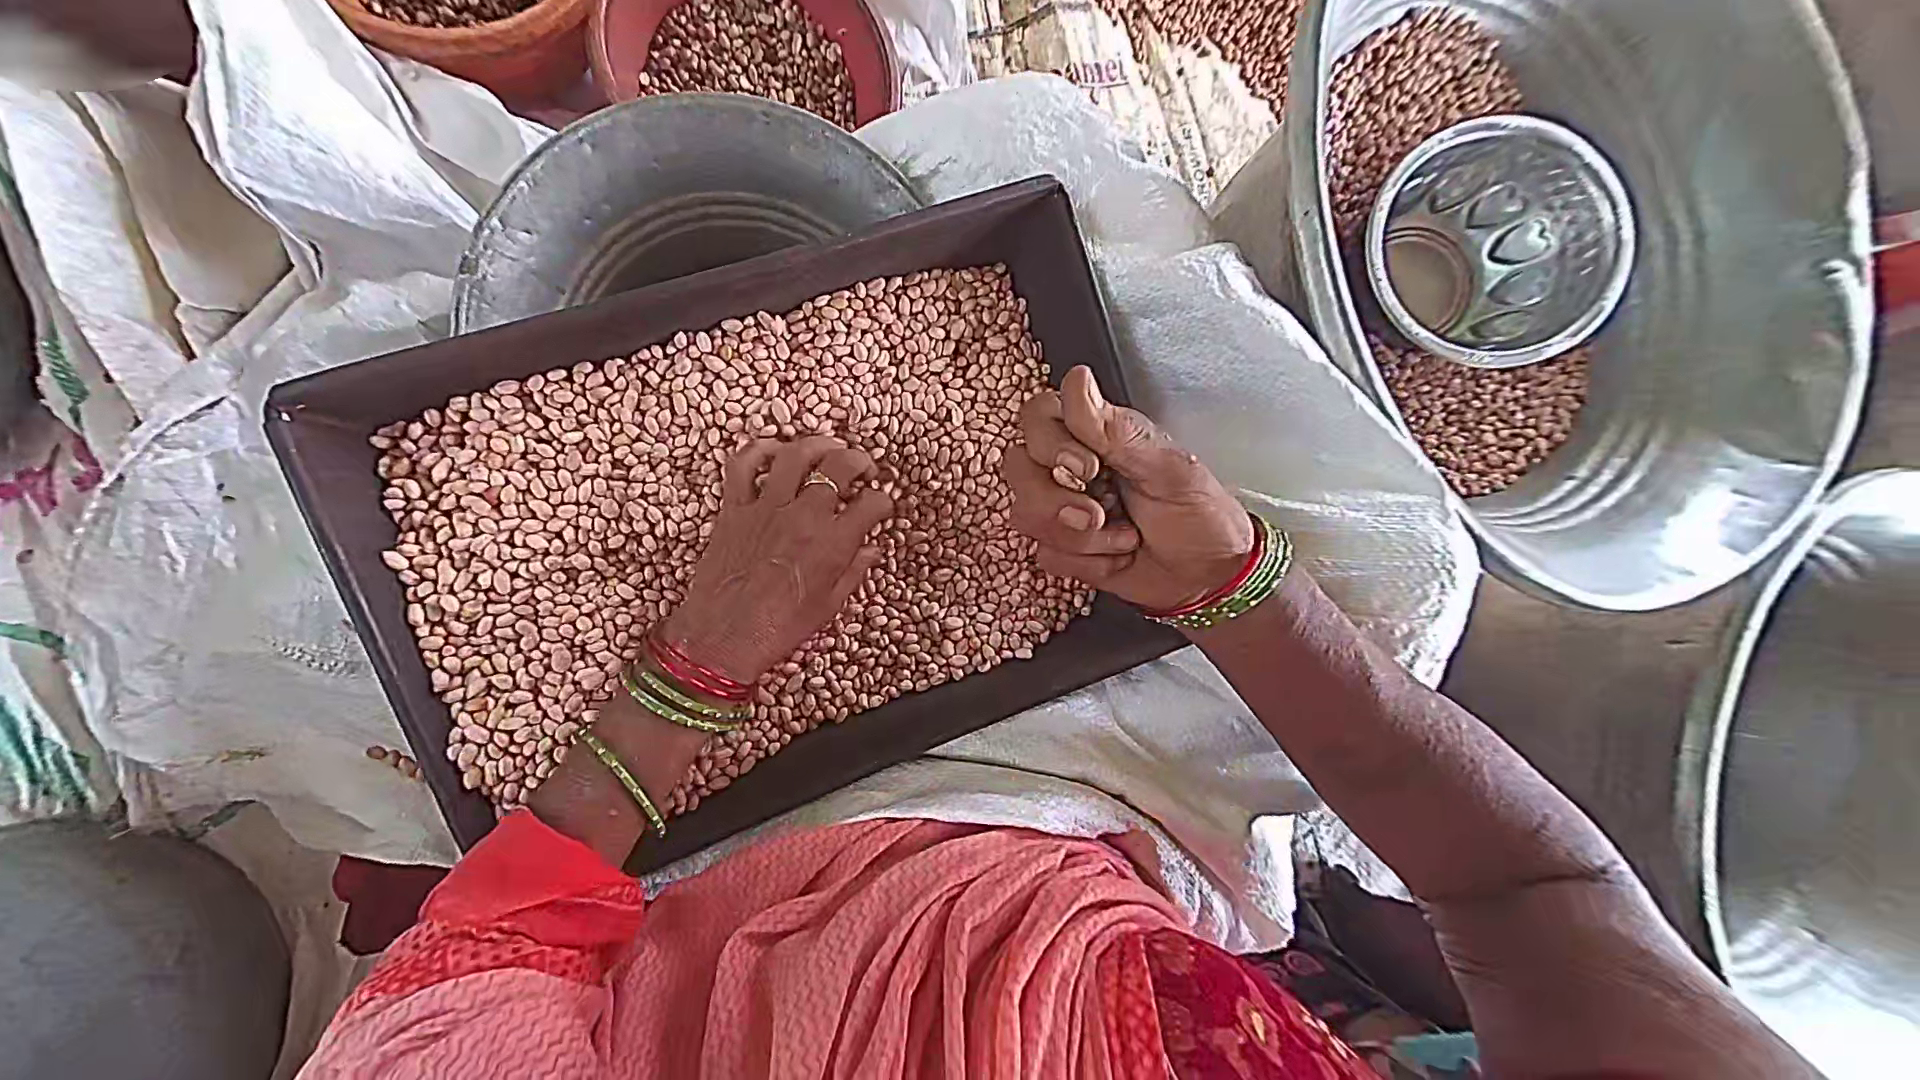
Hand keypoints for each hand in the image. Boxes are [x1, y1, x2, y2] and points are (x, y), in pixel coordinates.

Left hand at [660, 437, 893, 682]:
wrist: (723, 637)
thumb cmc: (777, 628)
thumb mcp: (829, 605)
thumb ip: (854, 571)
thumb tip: (871, 550)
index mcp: (832, 544)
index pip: (872, 504)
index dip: (883, 500)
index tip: (880, 504)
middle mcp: (803, 519)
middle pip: (839, 467)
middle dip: (859, 460)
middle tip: (863, 465)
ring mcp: (766, 509)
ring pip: (795, 456)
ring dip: (817, 445)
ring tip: (827, 447)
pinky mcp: (735, 509)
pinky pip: (743, 465)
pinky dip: (759, 450)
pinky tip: (774, 451)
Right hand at [1003, 366, 1253, 611]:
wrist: (1209, 576)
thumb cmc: (1199, 514)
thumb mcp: (1168, 468)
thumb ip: (1116, 430)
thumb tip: (1077, 382)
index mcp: (1095, 435)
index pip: (1037, 417)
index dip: (1049, 442)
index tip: (1089, 468)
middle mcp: (1068, 468)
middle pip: (1018, 466)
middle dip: (1056, 499)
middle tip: (1100, 513)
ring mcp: (1060, 509)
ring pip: (1026, 515)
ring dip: (1082, 537)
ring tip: (1125, 537)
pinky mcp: (1062, 548)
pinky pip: (1047, 555)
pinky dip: (1088, 563)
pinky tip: (1117, 556)